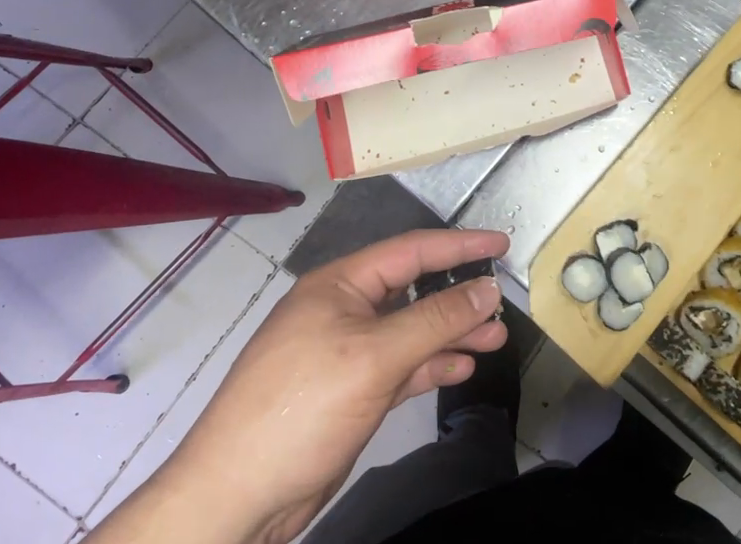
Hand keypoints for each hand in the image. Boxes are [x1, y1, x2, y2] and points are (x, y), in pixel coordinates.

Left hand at [135, 229, 509, 543]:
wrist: (238, 496)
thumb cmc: (304, 407)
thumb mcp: (376, 356)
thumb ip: (436, 319)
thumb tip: (488, 288)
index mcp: (339, 286)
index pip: (410, 251)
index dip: (459, 245)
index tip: (502, 244)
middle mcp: (343, 311)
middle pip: (413, 291)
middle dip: (459, 297)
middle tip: (503, 303)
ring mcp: (346, 354)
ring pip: (411, 331)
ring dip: (451, 334)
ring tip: (494, 339)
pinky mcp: (351, 392)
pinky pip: (401, 366)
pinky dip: (431, 365)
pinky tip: (460, 369)